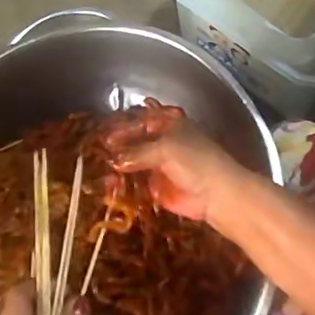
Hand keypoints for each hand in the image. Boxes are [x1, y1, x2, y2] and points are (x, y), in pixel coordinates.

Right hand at [111, 121, 246, 223]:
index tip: (102, 133)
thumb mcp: (165, 148)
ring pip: (131, 161)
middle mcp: (160, 141)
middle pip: (132, 139)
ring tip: (99, 168)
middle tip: (97, 150)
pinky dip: (122, 185)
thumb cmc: (195, 161)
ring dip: (117, 165)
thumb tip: (113, 160)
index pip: (138, 119)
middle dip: (116, 145)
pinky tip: (109, 185)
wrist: (217, 194)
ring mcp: (157, 164)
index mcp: (166, 123)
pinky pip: (134, 184)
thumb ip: (136, 151)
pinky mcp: (155, 186)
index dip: (121, 125)